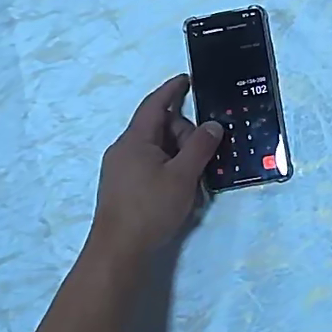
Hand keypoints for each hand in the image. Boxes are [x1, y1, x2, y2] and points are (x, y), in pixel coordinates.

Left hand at [88, 75, 222, 262]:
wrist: (118, 251)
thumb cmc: (150, 208)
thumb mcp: (183, 176)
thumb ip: (200, 147)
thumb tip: (213, 126)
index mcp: (135, 140)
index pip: (155, 105)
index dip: (172, 90)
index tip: (186, 80)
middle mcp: (124, 149)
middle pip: (160, 128)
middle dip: (185, 136)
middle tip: (205, 157)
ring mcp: (121, 169)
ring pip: (158, 150)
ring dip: (180, 157)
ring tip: (196, 182)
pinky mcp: (123, 187)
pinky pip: (151, 166)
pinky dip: (170, 170)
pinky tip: (182, 191)